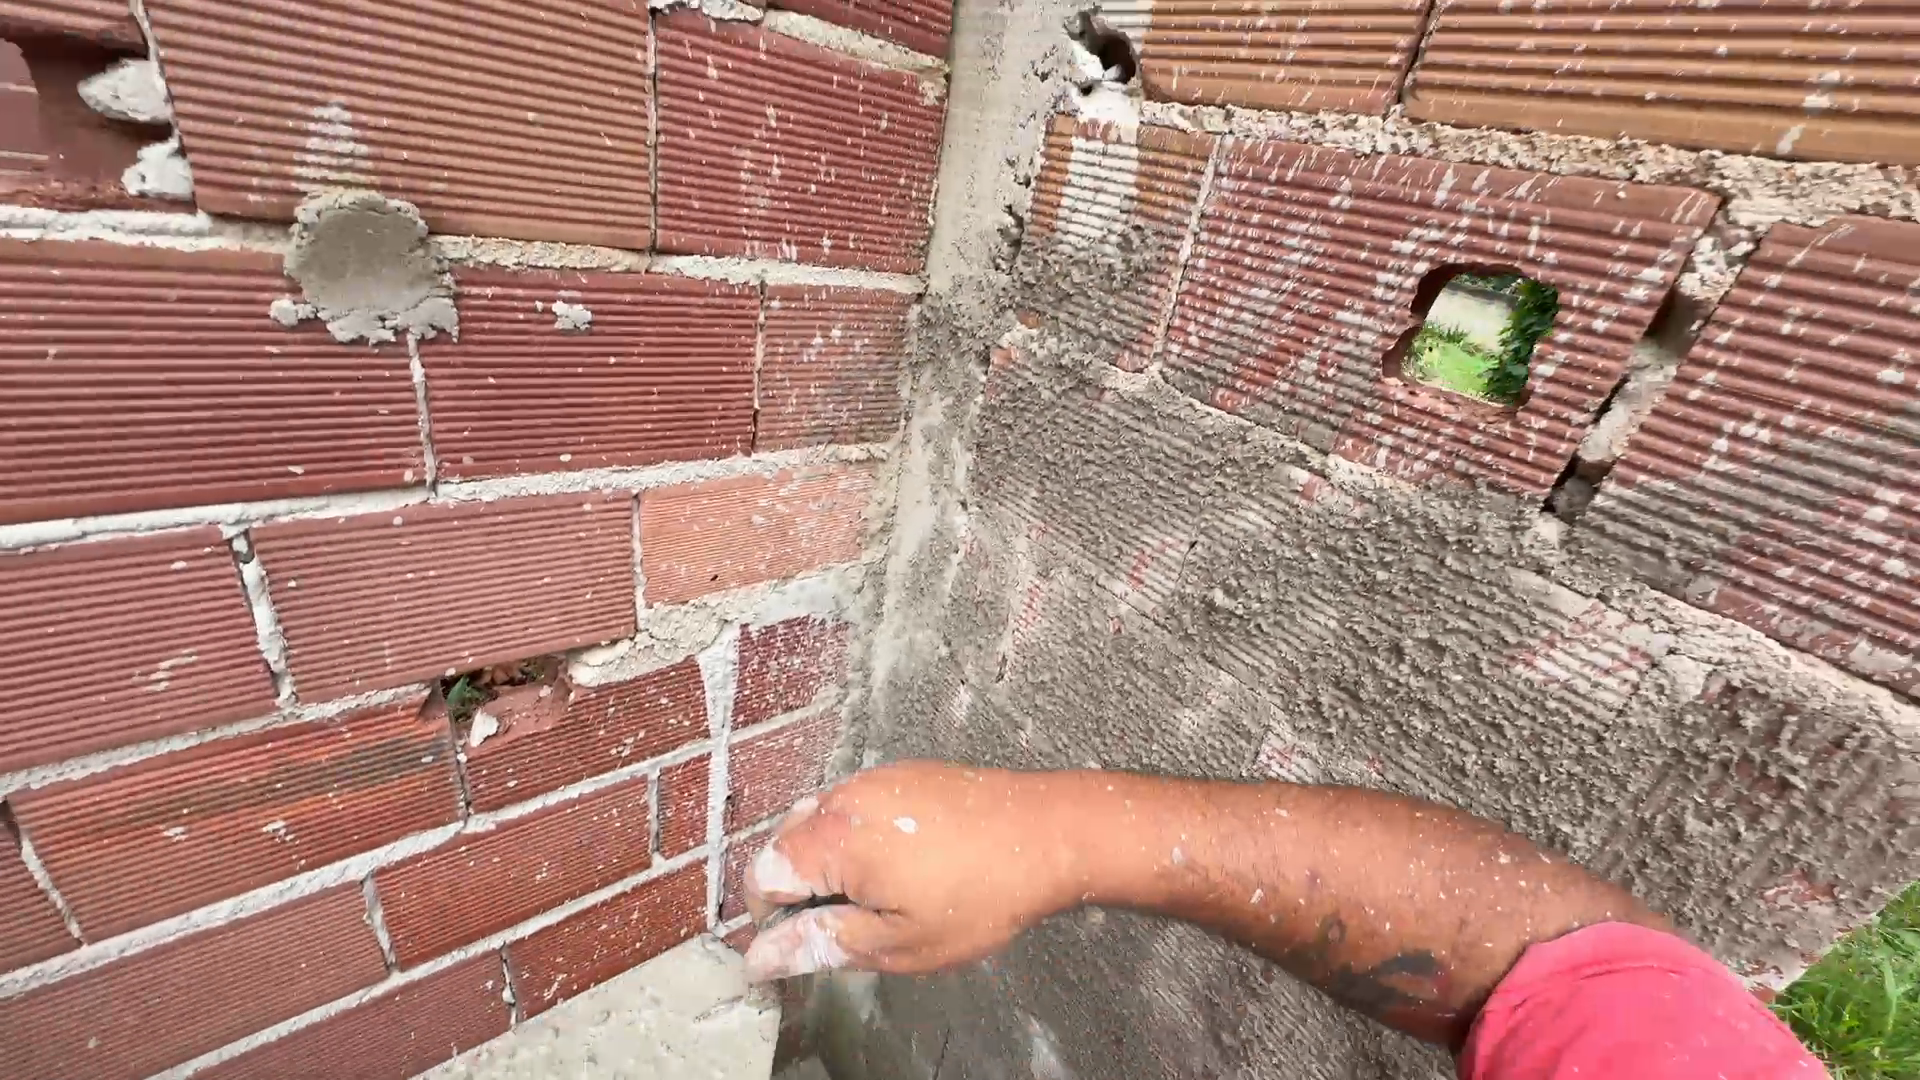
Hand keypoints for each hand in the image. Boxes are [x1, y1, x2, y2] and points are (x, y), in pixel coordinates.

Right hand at [741, 761, 1080, 980]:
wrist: (1042, 832)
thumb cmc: (978, 893)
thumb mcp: (896, 941)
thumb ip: (821, 943)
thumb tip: (761, 957)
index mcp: (837, 836)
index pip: (763, 871)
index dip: (769, 913)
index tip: (799, 938)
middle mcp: (848, 795)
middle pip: (786, 839)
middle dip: (796, 884)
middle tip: (841, 923)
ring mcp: (877, 778)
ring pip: (820, 818)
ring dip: (826, 857)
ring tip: (873, 894)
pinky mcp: (903, 772)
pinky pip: (855, 802)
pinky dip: (854, 833)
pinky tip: (896, 861)